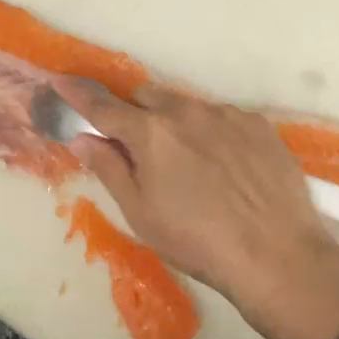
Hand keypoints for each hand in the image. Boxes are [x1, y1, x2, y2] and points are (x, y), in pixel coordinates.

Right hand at [56, 78, 338, 338]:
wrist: (277, 256)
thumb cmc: (198, 243)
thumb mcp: (141, 214)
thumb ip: (110, 168)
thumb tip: (82, 138)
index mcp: (150, 133)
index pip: (103, 106)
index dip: (78, 95)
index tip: (61, 83)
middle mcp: (186, 111)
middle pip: (147, 97)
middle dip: (135, 114)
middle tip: (139, 149)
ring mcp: (226, 114)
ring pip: (186, 106)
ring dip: (176, 124)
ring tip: (191, 167)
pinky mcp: (258, 124)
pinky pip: (223, 118)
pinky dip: (213, 134)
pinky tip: (226, 169)